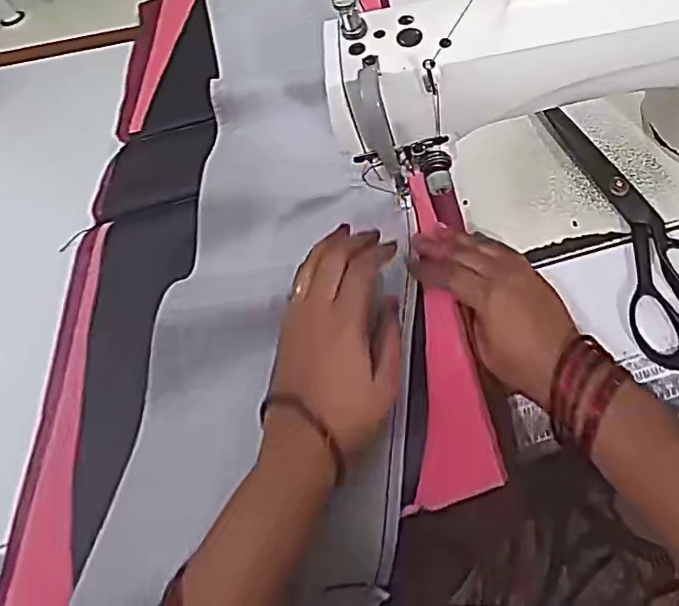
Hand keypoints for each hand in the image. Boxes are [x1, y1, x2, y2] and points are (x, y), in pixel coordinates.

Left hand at [270, 226, 404, 458]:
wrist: (300, 443)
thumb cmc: (346, 417)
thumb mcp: (385, 384)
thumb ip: (390, 337)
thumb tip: (389, 304)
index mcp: (344, 321)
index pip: (360, 269)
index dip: (377, 253)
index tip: (391, 249)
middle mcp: (317, 310)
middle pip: (333, 258)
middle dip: (353, 241)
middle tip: (370, 236)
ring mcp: (297, 317)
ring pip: (311, 265)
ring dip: (329, 245)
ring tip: (343, 234)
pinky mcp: (287, 327)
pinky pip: (299, 281)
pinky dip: (313, 262)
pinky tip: (321, 263)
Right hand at [410, 228, 578, 403]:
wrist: (562, 366)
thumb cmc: (527, 364)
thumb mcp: (481, 349)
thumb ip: (465, 317)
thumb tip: (454, 300)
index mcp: (487, 295)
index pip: (449, 273)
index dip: (428, 268)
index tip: (415, 264)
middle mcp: (504, 276)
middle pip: (463, 252)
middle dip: (438, 245)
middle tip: (421, 240)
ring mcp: (519, 271)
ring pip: (482, 244)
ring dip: (459, 238)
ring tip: (442, 232)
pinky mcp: (530, 272)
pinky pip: (500, 248)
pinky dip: (483, 241)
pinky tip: (475, 240)